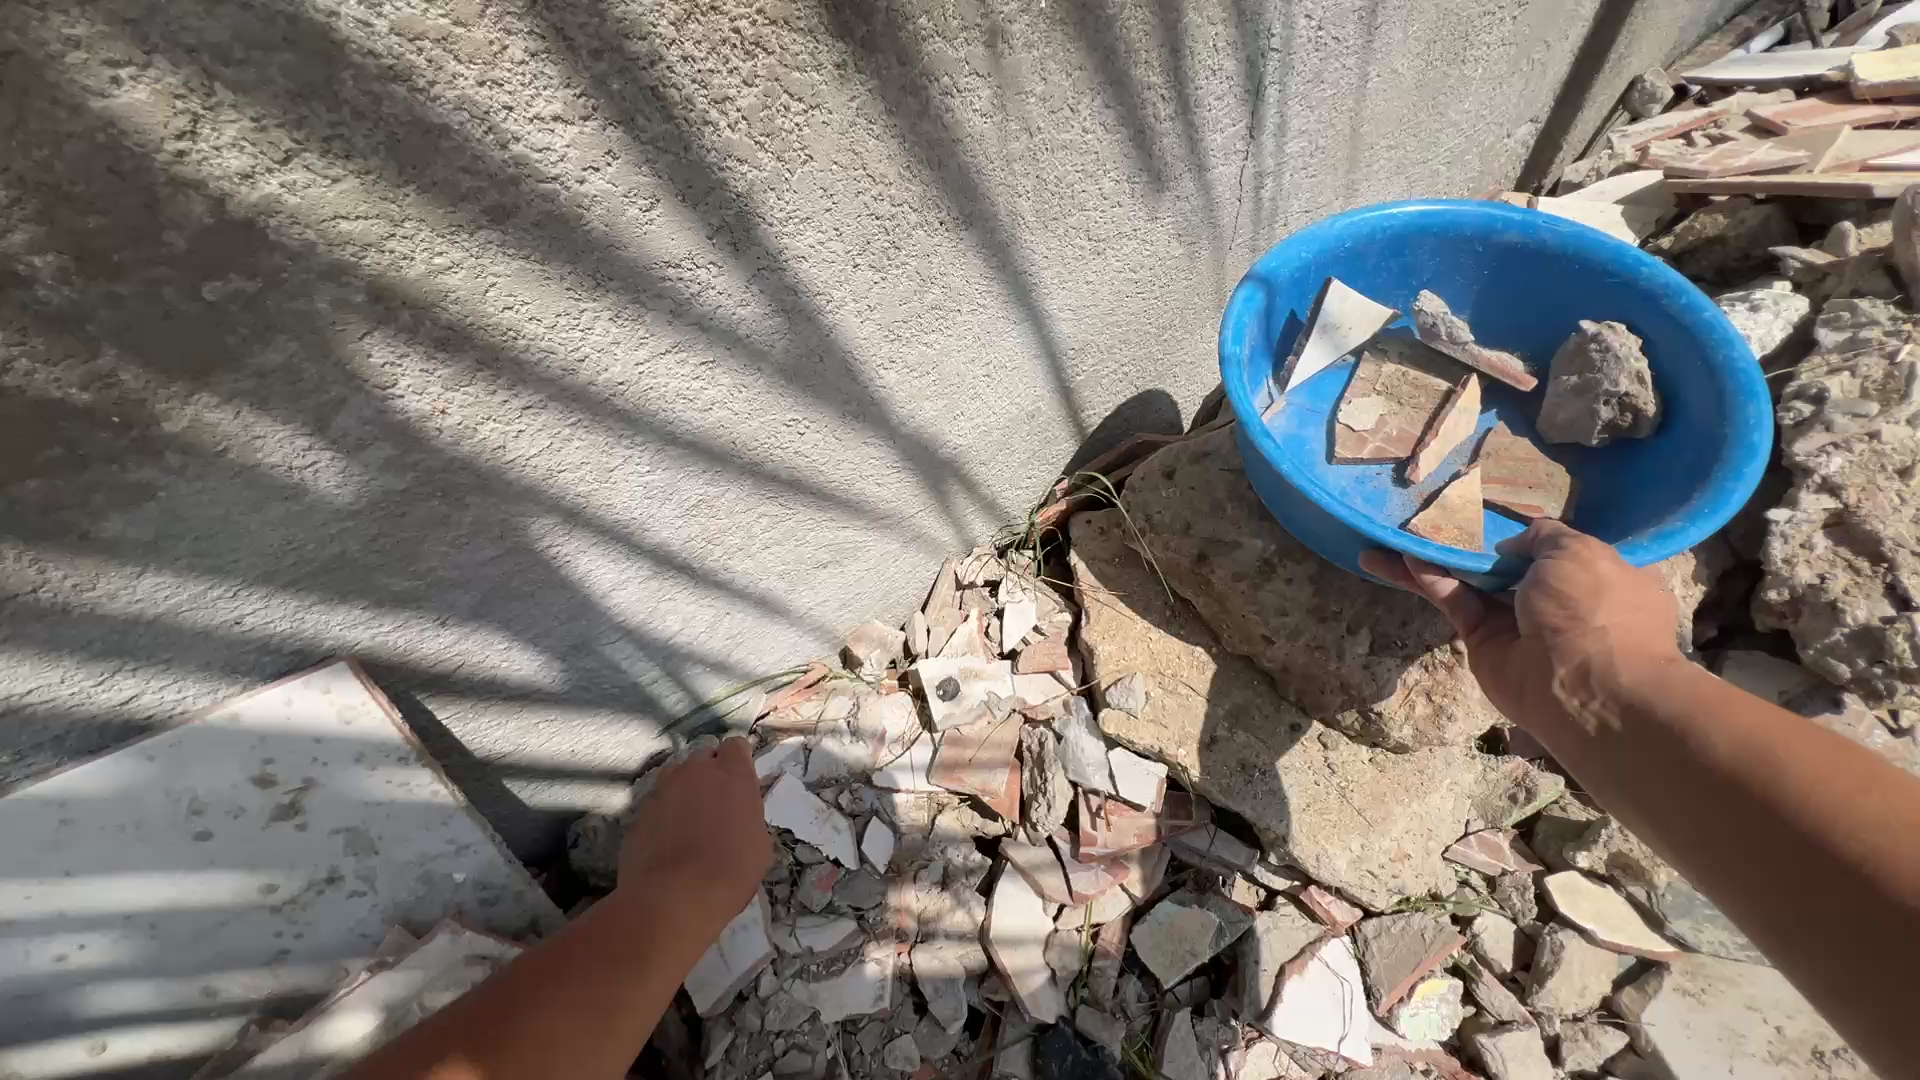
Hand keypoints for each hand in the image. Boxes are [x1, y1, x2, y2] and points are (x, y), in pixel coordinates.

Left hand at [613, 737, 771, 926]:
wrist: (673, 899)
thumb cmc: (731, 870)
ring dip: (683, 791)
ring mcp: (662, 789)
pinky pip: (656, 805)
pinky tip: (666, 844)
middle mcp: (696, 771)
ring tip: (688, 822)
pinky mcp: (638, 813)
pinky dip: (663, 816)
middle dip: (709, 774)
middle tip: (715, 805)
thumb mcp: (759, 843)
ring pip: (675, 777)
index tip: (739, 782)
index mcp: (733, 773)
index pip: (735, 745)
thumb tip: (739, 815)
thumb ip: (748, 815)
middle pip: (703, 758)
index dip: (737, 761)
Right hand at [1359, 519, 1683, 734]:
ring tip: (1390, 537)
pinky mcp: (1481, 637)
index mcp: (1592, 573)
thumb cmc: (1591, 607)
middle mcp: (1553, 596)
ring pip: (1467, 580)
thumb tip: (1509, 546)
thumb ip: (1542, 536)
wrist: (1584, 684)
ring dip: (1431, 559)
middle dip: (1466, 542)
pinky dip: (1430, 579)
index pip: (1550, 546)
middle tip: (1426, 519)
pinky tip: (1400, 558)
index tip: (1485, 509)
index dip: (1517, 530)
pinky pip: (1453, 600)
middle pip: (1500, 562)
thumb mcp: (1578, 551)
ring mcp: (1515, 619)